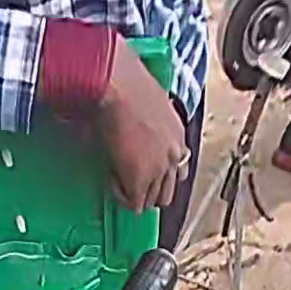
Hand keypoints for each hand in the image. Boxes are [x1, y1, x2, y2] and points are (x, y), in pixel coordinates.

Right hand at [93, 36, 189, 212]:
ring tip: (118, 176)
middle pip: (166, 194)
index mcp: (179, 137)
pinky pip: (133, 204)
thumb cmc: (128, 85)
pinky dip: (121, 196)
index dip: (161, 177)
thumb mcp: (151, 106)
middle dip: (148, 191)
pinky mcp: (140, 182)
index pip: (179, 172)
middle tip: (128, 180)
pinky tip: (111, 178)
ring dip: (134, 194)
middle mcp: (173, 157)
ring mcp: (158, 171)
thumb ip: (151, 126)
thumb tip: (138, 135)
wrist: (118, 87)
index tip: (146, 172)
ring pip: (151, 201)